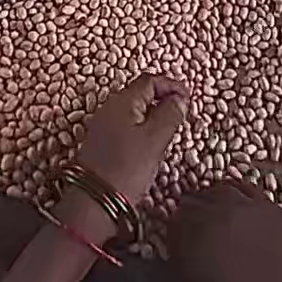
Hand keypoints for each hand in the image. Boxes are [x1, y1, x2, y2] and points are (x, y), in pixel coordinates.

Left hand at [75, 75, 187, 203]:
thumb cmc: (125, 168)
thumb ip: (169, 114)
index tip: (188, 96)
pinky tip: (151, 142)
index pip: (149, 80)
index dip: (171, 85)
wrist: (94, 200)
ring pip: (133, 110)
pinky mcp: (102, 142)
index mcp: (123, 101)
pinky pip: (126, 125)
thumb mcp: (154, 139)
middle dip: (162, 97)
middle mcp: (110, 108)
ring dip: (153, 113)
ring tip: (170, 126)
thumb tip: (179, 98)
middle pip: (140, 93)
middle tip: (181, 110)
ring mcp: (104, 125)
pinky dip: (142, 127)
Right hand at [170, 183, 281, 281]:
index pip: (168, 246)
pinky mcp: (261, 201)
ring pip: (201, 194)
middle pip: (180, 213)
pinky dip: (221, 195)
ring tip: (204, 233)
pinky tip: (226, 212)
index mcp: (199, 251)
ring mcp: (239, 206)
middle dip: (180, 234)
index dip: (172, 264)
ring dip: (197, 211)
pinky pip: (229, 186)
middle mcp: (214, 220)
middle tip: (188, 259)